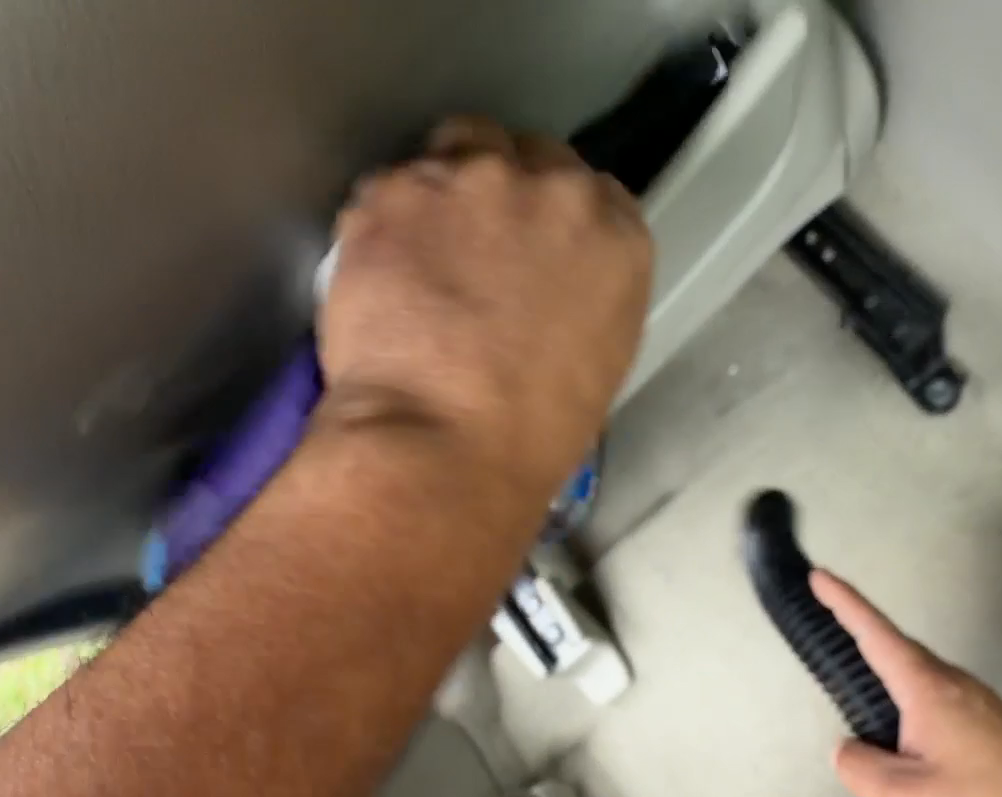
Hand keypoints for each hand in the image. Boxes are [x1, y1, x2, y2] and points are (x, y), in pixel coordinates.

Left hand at [319, 116, 653, 495]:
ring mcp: (472, 182)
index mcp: (616, 238)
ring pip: (460, 148)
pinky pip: (393, 186)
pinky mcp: (396, 192)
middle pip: (529, 157)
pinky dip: (390, 221)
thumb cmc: (534, 432)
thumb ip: (582, 293)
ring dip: (450, 187)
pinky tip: (385, 273)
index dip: (558, 219)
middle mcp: (553, 191)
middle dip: (508, 192)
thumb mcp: (596, 359)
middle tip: (479, 249)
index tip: (536, 250)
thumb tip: (544, 282)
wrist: (444, 443)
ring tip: (427, 250)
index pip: (594, 193)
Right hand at [815, 570, 1001, 796]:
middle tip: (827, 627)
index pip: (875, 633)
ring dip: (886, 675)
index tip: (819, 577)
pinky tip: (905, 735)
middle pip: (896, 648)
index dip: (843, 602)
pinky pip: (935, 695)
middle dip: (860, 633)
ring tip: (861, 700)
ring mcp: (976, 699)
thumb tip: (846, 748)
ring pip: (917, 675)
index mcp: (927, 689)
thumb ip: (858, 766)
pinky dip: (908, 698)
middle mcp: (953, 682)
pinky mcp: (989, 720)